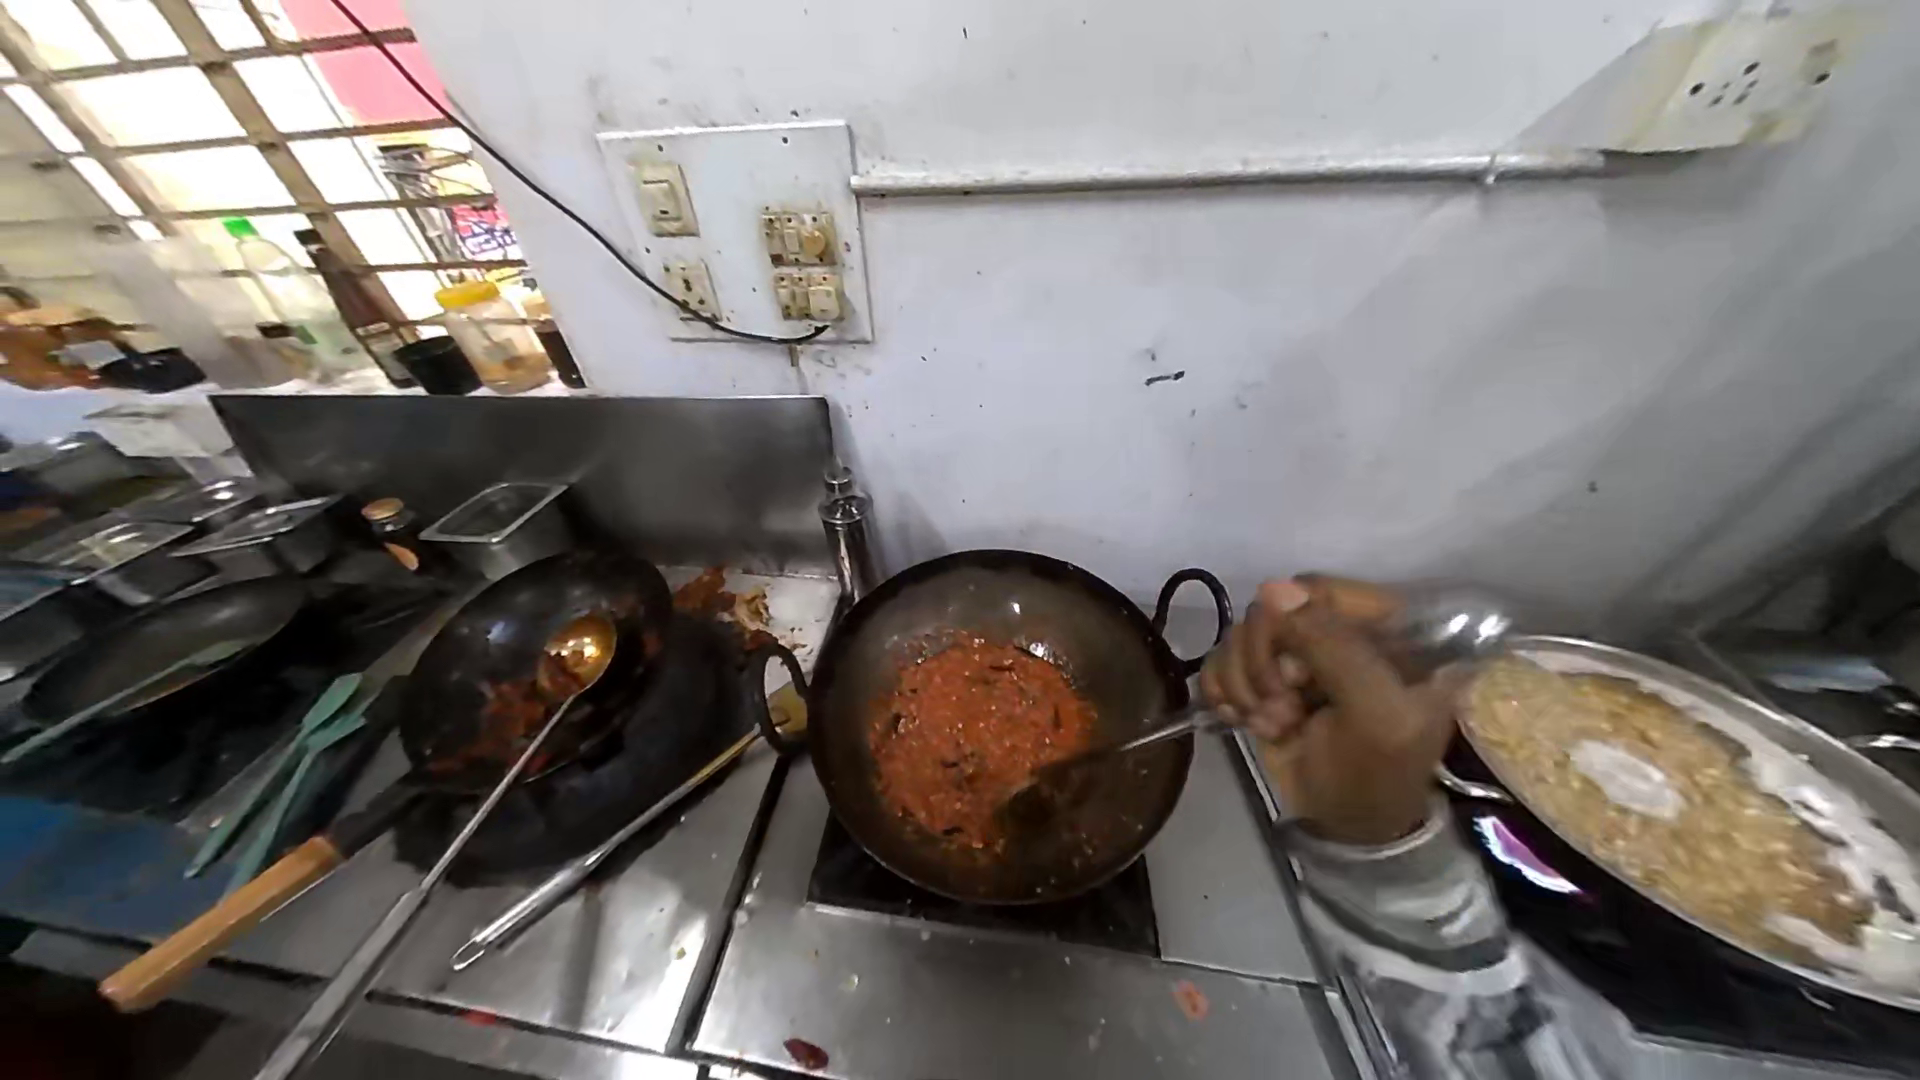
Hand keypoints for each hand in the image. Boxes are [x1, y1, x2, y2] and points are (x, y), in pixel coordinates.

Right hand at [1200, 577, 1460, 845]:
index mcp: (1382, 628)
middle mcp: (1333, 630)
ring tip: (1271, 724)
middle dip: (1263, 667)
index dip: (1292, 626)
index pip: (1316, 589)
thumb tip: (1273, 588)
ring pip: (1238, 636)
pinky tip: (1241, 718)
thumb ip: (1334, 648)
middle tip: (1283, 709)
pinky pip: (1218, 657)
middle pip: (1269, 613)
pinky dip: (1221, 689)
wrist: (1343, 823)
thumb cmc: (1375, 774)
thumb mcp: (1374, 714)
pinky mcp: (1257, 672)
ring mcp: (1291, 651)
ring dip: (1243, 685)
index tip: (1298, 676)